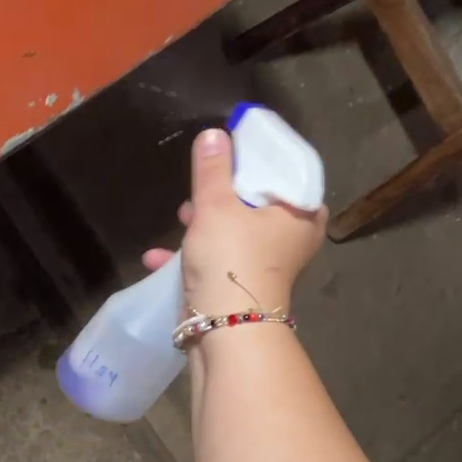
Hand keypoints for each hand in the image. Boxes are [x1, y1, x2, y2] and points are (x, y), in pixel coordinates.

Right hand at [141, 128, 325, 317]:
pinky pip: (218, 261)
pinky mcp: (242, 286)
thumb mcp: (216, 207)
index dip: (252, 160)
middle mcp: (292, 236)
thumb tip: (213, 134)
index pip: (282, 170)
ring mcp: (267, 264)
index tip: (226, 154)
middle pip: (255, 203)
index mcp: (301, 211)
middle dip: (220, 197)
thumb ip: (212, 170)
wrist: (226, 327)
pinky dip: (193, 256)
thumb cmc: (230, 259)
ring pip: (234, 233)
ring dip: (201, 228)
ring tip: (179, 221)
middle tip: (199, 189)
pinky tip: (160, 257)